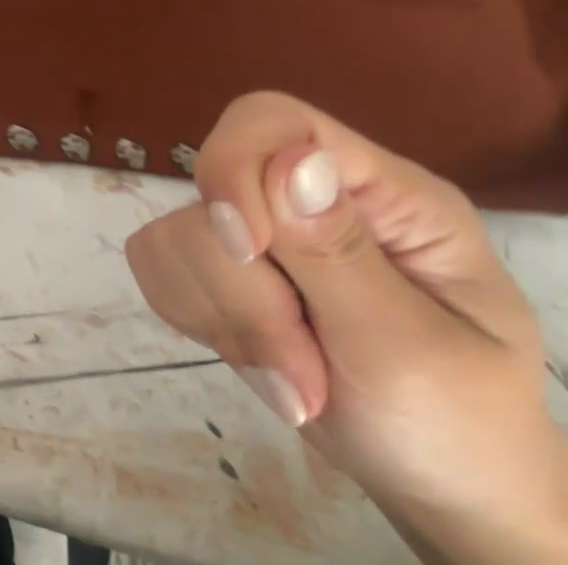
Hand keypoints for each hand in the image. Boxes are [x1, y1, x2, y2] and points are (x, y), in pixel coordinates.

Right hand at [125, 92, 567, 563]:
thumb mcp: (411, 350)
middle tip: (301, 373)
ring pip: (175, 237)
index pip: (274, 123)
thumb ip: (342, 253)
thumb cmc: (455, 425)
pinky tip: (249, 356)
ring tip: (291, 379)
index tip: (246, 249)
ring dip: (220, 318)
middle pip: (211, 199)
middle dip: (242, 296)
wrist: (436, 490)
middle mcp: (313, 202)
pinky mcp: (217, 270)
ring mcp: (262, 237)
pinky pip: (157, 267)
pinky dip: (190, 318)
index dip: (235, 168)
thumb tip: (291, 156)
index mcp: (388, 199)